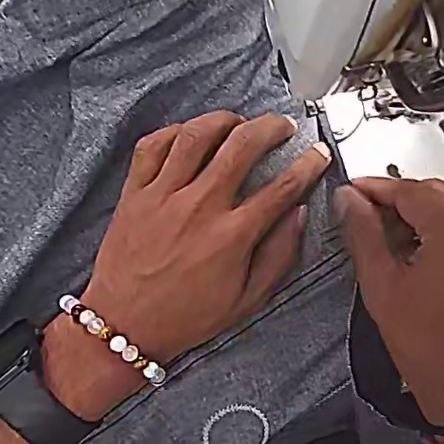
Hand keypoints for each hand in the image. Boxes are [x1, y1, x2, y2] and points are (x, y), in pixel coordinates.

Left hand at [43, 111, 330, 418]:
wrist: (126, 324)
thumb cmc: (185, 316)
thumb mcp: (247, 300)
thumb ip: (279, 256)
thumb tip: (298, 216)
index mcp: (231, 236)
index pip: (282, 187)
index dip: (308, 165)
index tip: (317, 155)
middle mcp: (198, 208)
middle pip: (242, 145)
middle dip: (270, 127)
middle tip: (280, 127)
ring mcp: (163, 196)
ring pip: (197, 135)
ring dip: (224, 119)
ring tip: (238, 122)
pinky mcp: (135, 193)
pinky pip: (153, 145)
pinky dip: (174, 131)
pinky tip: (189, 135)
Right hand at [333, 177, 443, 429]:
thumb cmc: (438, 355)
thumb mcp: (383, 288)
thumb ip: (363, 235)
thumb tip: (351, 203)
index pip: (410, 189)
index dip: (375, 189)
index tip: (354, 193)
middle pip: (436, 194)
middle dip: (397, 201)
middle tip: (365, 216)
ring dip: (421, 217)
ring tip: (390, 242)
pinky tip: (420, 256)